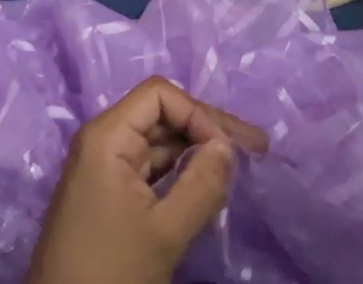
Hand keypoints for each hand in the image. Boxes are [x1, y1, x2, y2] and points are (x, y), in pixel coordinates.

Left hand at [27, 76, 267, 283]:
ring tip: (242, 163)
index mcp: (107, 136)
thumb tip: (227, 145)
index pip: (159, 96)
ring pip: (159, 141)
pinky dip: (182, 171)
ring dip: (198, 149)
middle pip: (161, 114)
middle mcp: (104, 140)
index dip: (198, 114)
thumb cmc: (111, 269)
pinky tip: (211, 181)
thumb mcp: (164, 231)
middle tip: (258, 147)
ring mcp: (106, 166)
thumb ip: (200, 184)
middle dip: (208, 127)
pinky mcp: (111, 191)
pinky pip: (152, 167)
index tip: (230, 151)